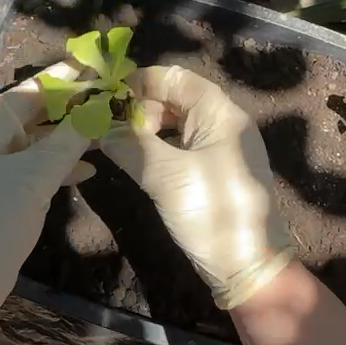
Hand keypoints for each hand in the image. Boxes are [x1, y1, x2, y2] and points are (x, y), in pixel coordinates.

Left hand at [0, 64, 92, 344]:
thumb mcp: (35, 177)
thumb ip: (67, 141)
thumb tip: (94, 109)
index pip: (28, 93)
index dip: (60, 80)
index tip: (92, 69)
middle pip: (33, 115)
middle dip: (68, 108)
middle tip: (106, 99)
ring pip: (37, 144)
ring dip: (69, 138)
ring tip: (105, 132)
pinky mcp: (4, 197)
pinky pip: (35, 169)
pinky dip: (60, 166)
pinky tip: (87, 170)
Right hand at [101, 65, 293, 308]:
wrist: (249, 268)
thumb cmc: (212, 213)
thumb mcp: (165, 176)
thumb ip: (129, 145)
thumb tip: (97, 128)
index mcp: (219, 113)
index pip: (174, 77)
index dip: (138, 82)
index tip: (104, 98)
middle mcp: (222, 122)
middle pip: (173, 98)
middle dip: (137, 107)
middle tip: (105, 127)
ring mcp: (219, 147)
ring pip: (175, 123)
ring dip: (144, 128)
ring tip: (114, 144)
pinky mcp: (213, 171)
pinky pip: (180, 146)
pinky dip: (156, 147)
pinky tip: (135, 161)